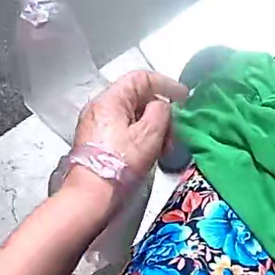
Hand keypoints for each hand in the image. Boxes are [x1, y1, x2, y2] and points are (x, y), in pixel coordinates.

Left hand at [63, 70, 188, 201]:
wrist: (91, 196)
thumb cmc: (118, 166)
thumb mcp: (149, 134)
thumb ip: (161, 111)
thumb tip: (162, 106)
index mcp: (110, 100)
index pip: (141, 78)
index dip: (166, 84)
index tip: (183, 96)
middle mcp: (98, 109)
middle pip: (135, 98)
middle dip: (159, 110)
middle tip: (175, 127)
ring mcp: (95, 127)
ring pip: (130, 116)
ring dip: (151, 127)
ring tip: (164, 145)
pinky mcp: (96, 144)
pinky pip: (122, 131)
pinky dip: (139, 137)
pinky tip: (148, 153)